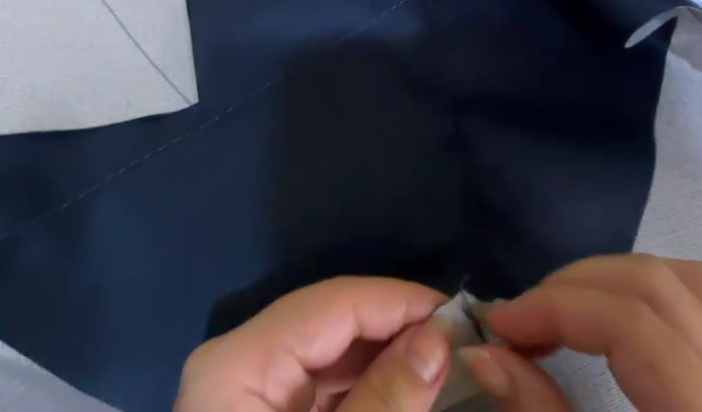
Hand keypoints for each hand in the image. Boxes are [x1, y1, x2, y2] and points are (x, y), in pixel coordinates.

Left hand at [175, 277, 452, 411]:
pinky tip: (406, 387)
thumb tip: (439, 340)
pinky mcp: (259, 411)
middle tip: (464, 340)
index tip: (462, 315)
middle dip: (398, 327)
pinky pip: (320, 383)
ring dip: (387, 356)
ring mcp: (246, 389)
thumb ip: (382, 400)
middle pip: (331, 322)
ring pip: (329, 353)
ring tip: (446, 361)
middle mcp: (237, 359)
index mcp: (237, 360)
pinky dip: (366, 384)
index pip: (332, 302)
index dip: (400, 301)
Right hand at [455, 255, 701, 411]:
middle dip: (573, 288)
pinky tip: (614, 321)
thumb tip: (483, 351)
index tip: (499, 323)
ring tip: (559, 313)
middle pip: (657, 288)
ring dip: (610, 283)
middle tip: (520, 322)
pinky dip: (653, 297)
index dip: (557, 309)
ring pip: (691, 285)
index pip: (634, 327)